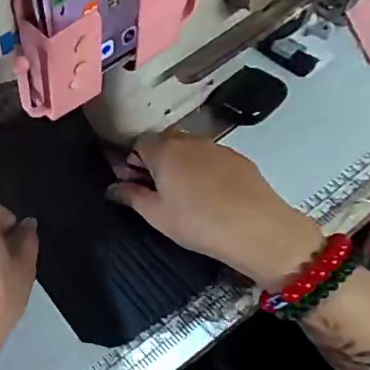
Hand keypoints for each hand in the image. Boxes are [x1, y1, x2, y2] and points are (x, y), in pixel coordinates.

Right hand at [106, 132, 322, 289]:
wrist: (256, 229)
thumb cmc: (198, 222)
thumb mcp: (157, 215)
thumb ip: (131, 196)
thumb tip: (112, 188)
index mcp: (164, 150)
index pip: (138, 143)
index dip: (132, 162)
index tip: (134, 184)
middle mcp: (190, 141)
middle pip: (165, 143)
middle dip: (157, 162)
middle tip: (158, 193)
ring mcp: (218, 147)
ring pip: (191, 150)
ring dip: (182, 166)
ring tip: (186, 197)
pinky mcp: (239, 158)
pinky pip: (212, 159)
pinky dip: (206, 171)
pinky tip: (211, 197)